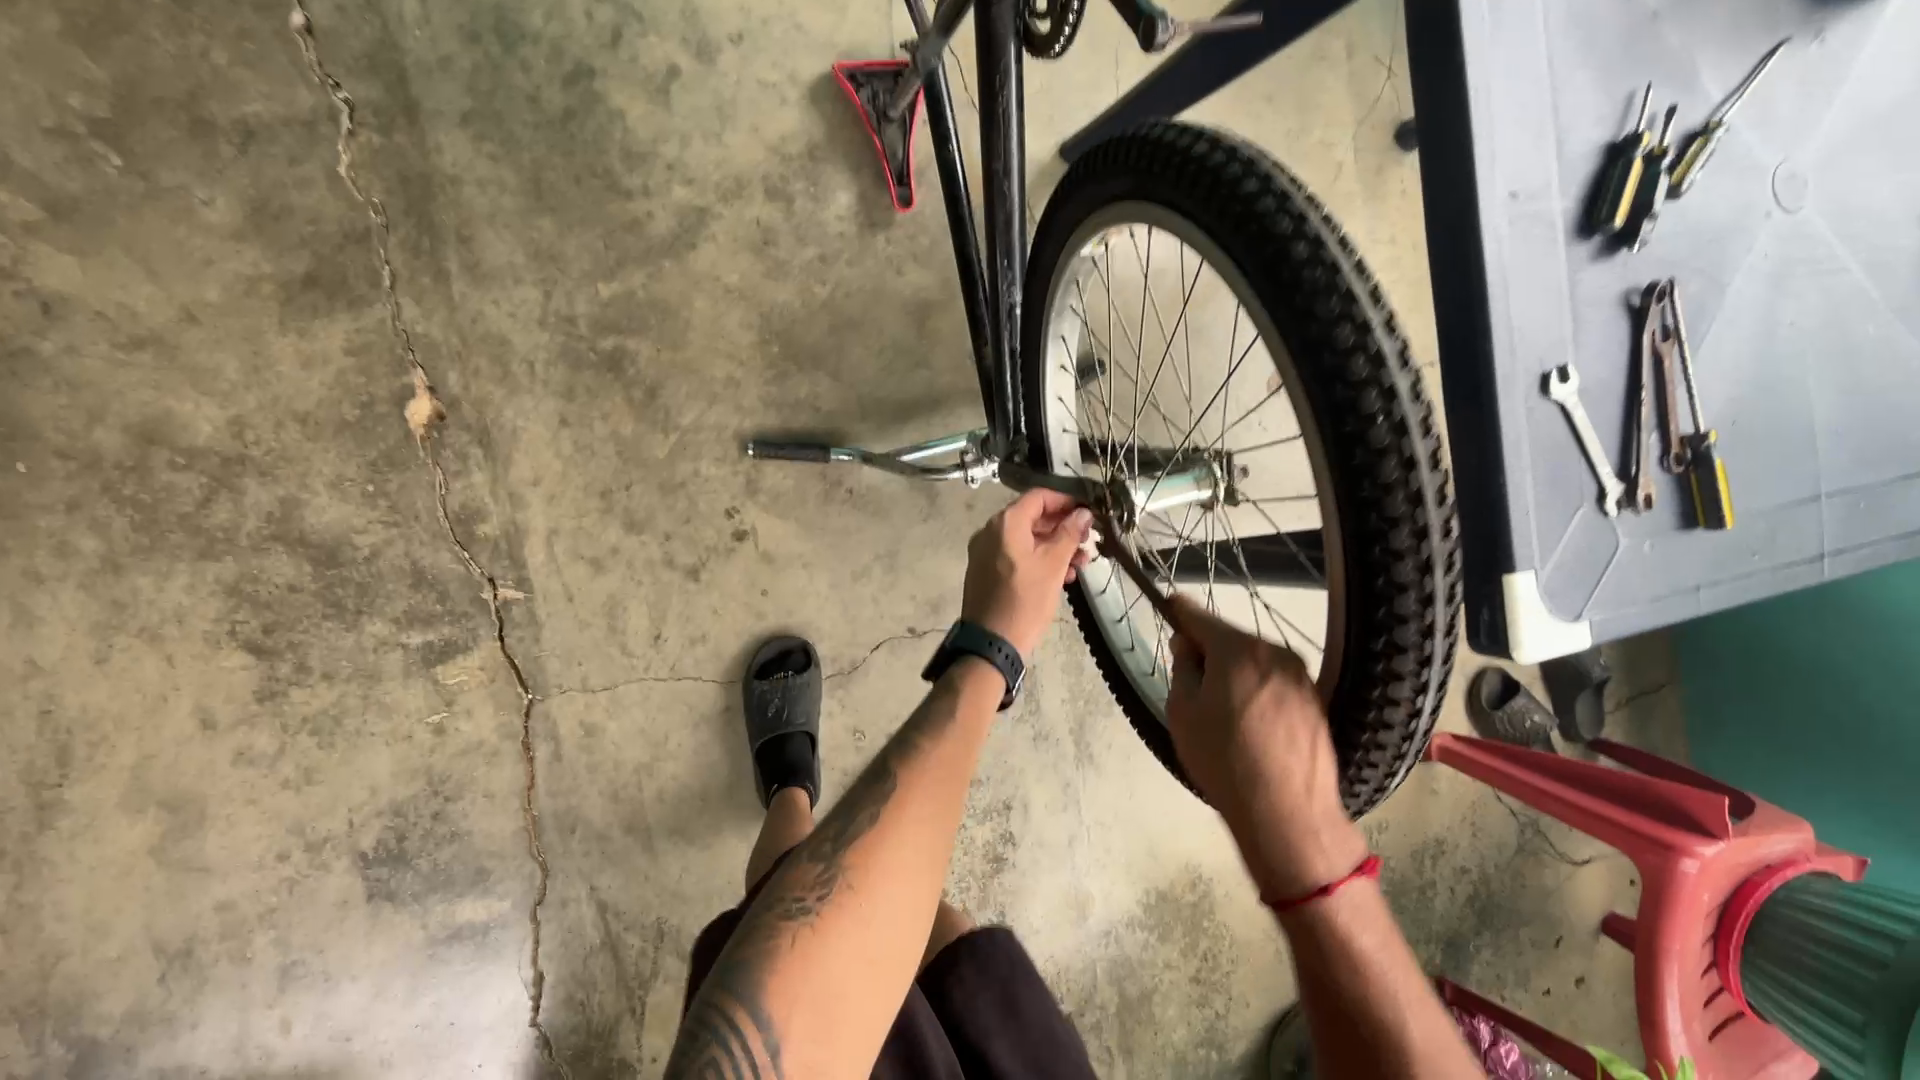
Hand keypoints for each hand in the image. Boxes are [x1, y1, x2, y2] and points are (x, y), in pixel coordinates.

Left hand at [960, 490, 1092, 658]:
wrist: (991, 644)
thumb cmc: (1025, 601)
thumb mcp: (1053, 565)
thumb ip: (1069, 534)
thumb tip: (1083, 513)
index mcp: (1005, 523)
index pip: (1039, 497)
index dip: (1066, 501)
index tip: (1088, 513)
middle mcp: (990, 531)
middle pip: (1033, 518)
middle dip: (1063, 528)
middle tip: (1088, 542)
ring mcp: (986, 552)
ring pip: (1026, 540)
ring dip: (1055, 547)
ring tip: (1081, 564)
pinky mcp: (987, 572)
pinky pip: (1016, 556)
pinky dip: (1039, 560)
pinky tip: (1062, 577)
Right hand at [1164, 596, 1367, 901]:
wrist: (1287, 813)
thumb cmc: (1223, 760)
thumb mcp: (1183, 712)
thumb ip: (1183, 668)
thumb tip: (1189, 646)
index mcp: (1238, 649)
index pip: (1199, 617)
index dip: (1178, 612)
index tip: (1167, 605)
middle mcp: (1275, 652)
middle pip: (1231, 640)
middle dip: (1209, 652)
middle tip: (1190, 684)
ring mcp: (1302, 677)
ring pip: (1255, 663)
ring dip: (1235, 674)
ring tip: (1222, 714)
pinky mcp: (1317, 702)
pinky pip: (1275, 685)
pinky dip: (1258, 694)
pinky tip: (1250, 727)